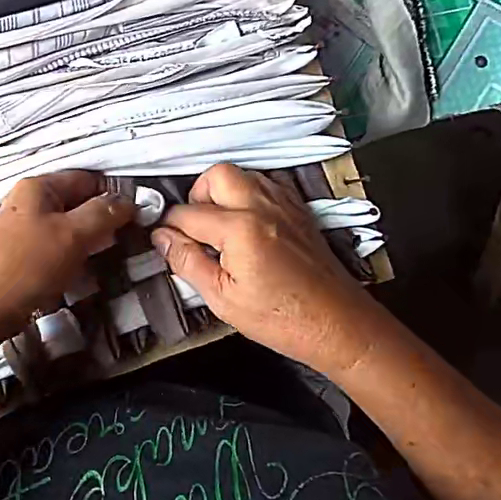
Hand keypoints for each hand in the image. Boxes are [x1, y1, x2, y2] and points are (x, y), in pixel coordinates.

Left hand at [0, 171, 134, 339]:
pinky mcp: (22, 257)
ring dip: (90, 242)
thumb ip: (104, 213)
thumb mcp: (73, 235)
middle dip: (104, 220)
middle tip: (127, 238)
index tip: (137, 214)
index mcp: (38, 187)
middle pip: (78, 203)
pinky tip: (83, 273)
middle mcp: (29, 203)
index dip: (114, 193)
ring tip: (108, 257)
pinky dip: (73, 258)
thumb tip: (128, 201)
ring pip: (69, 228)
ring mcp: (24, 231)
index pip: (87, 178)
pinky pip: (57, 249)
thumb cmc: (26, 267)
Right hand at [152, 164, 393, 374]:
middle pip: (216, 175)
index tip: (165, 240)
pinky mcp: (298, 210)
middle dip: (196, 196)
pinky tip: (245, 223)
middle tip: (193, 226)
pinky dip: (249, 195)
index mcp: (240, 228)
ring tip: (219, 227)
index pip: (188, 213)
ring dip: (224, 193)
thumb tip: (164, 240)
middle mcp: (263, 207)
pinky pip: (267, 185)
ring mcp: (284, 205)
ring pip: (242, 175)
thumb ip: (187, 262)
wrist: (336, 324)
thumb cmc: (285, 318)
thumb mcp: (222, 298)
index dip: (169, 228)